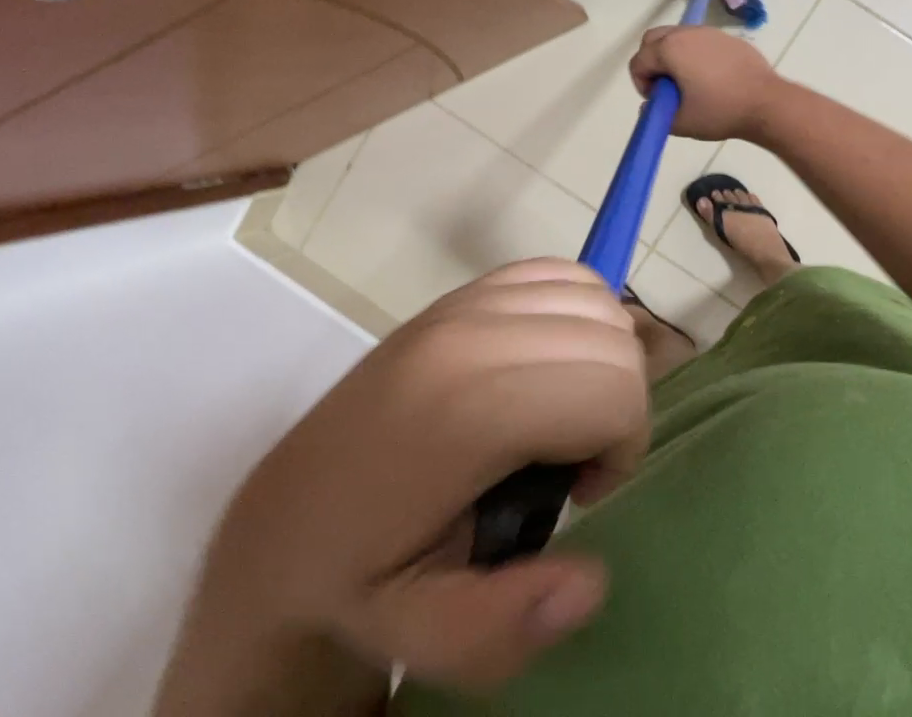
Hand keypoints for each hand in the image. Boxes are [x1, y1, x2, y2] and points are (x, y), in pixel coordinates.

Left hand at [154, 260, 648, 709]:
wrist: (289, 515)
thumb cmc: (361, 575)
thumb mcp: (423, 636)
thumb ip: (505, 626)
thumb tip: (590, 580)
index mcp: (466, 412)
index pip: (612, 392)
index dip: (622, 450)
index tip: (582, 493)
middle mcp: (468, 336)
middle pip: (612, 340)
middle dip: (620, 406)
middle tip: (574, 461)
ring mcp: (460, 305)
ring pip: (595, 299)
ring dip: (604, 359)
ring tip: (563, 413)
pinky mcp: (457, 295)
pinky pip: (558, 275)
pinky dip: (579, 315)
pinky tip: (549, 368)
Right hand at [629, 25, 786, 140]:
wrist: (766, 103)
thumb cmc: (720, 112)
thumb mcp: (681, 123)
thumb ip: (656, 115)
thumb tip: (652, 106)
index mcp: (670, 49)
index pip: (638, 61)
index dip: (642, 84)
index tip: (659, 101)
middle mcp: (687, 33)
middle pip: (653, 40)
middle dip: (652, 62)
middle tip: (666, 87)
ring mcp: (709, 32)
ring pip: (677, 37)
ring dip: (673, 57)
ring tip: (688, 83)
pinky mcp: (728, 38)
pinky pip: (701, 42)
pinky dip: (696, 55)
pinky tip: (711, 79)